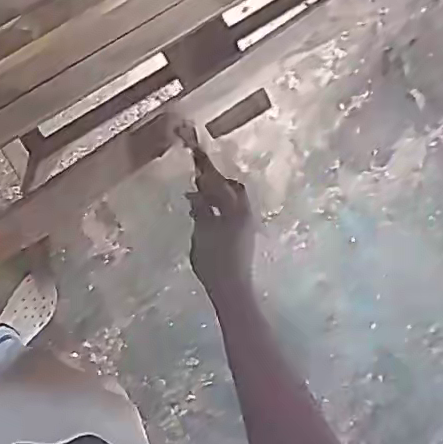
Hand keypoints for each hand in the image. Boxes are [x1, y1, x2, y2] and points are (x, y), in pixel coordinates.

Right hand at [185, 135, 254, 301]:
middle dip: (216, 180)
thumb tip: (196, 193)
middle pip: (233, 188)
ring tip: (199, 197)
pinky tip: (206, 214)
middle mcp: (246, 213)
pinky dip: (219, 207)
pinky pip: (232, 212)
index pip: (220, 182)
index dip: (207, 169)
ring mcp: (247, 225)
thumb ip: (200, 210)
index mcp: (236, 209)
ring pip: (233, 201)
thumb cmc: (215, 261)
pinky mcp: (243, 236)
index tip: (196, 155)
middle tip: (197, 178)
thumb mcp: (202, 233)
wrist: (232, 288)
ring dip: (218, 194)